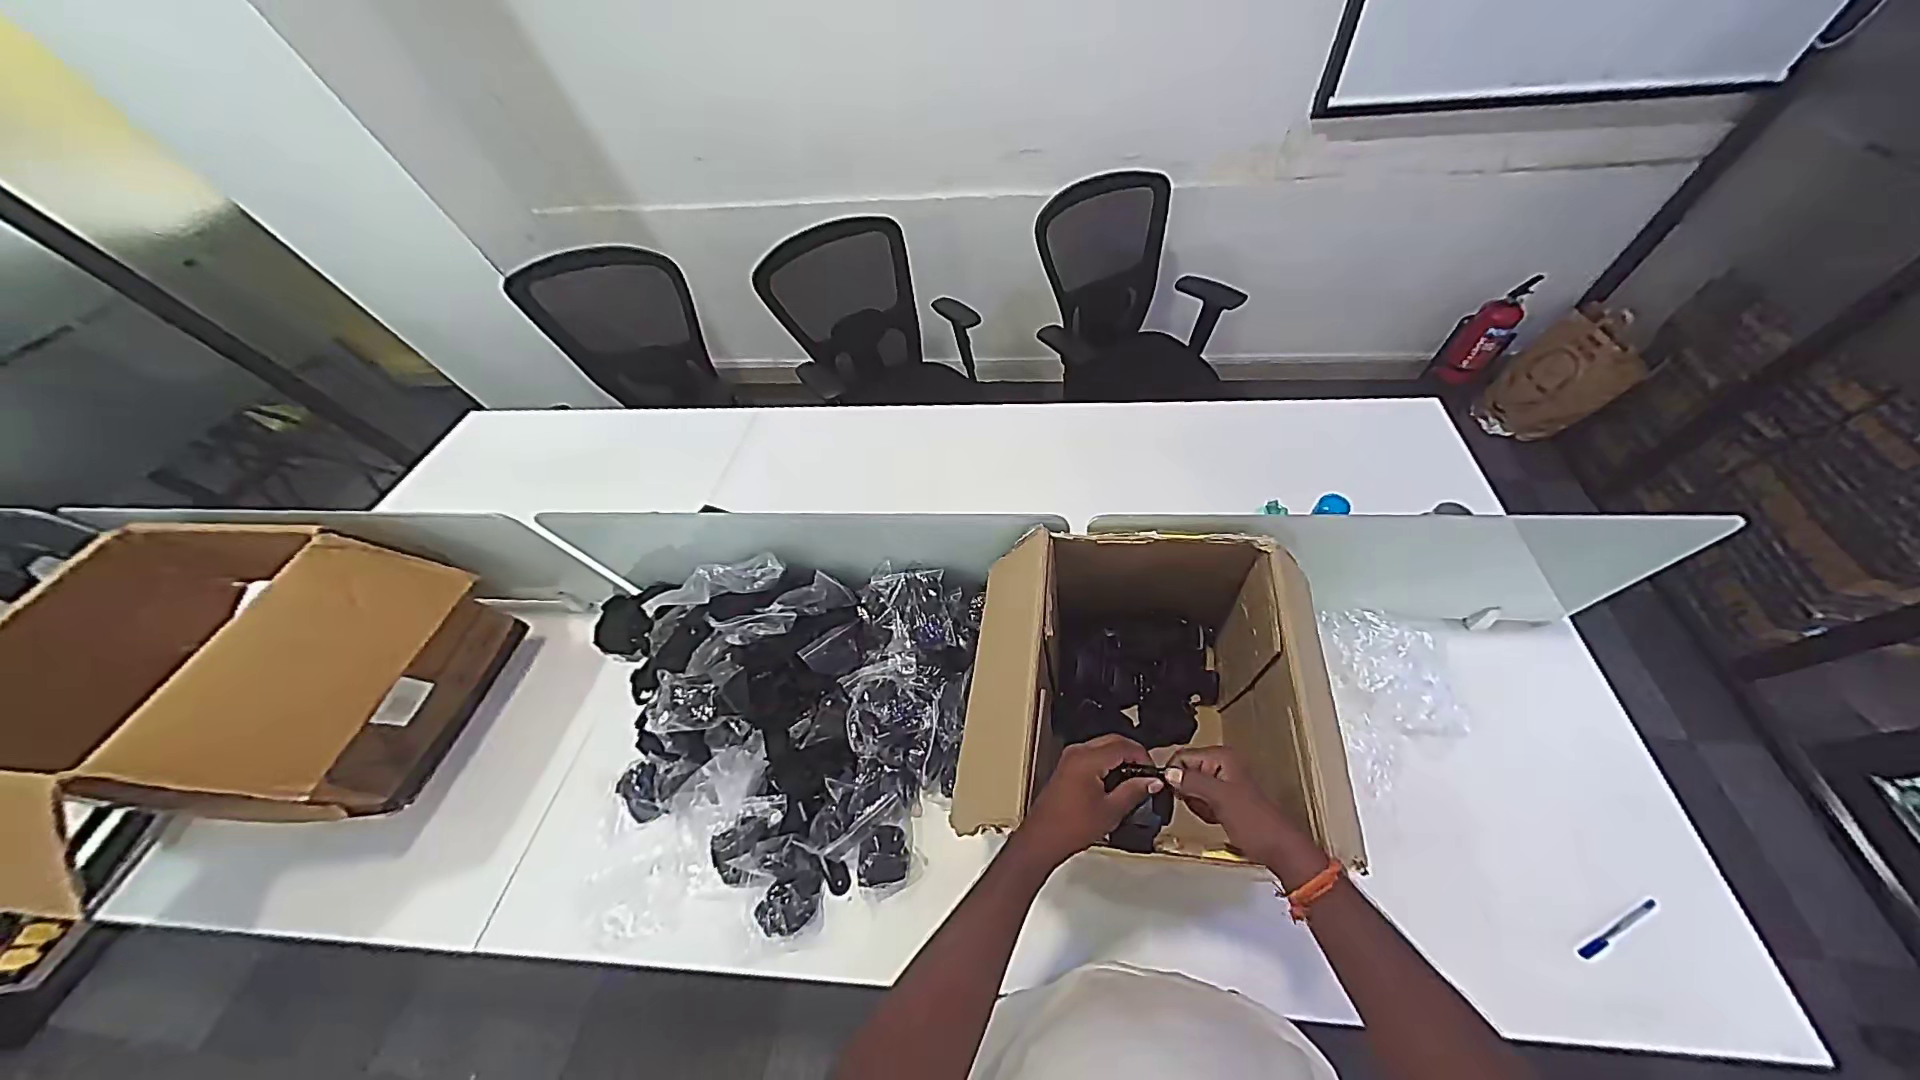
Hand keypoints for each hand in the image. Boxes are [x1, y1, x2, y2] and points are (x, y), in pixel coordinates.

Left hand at [1009, 735, 1162, 871]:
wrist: (1044, 838)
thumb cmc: (1069, 827)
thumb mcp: (1112, 810)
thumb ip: (1134, 791)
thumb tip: (1150, 781)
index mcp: (1087, 759)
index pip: (1123, 745)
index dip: (1143, 756)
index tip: (1153, 771)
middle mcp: (1076, 753)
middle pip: (1112, 741)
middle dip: (1133, 754)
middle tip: (1147, 774)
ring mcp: (1069, 759)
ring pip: (1102, 747)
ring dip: (1120, 758)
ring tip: (1134, 780)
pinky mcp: (1067, 767)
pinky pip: (1092, 755)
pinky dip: (1107, 763)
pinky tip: (1115, 783)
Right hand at [1165, 747, 1325, 883]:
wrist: (1278, 850)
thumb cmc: (1259, 824)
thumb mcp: (1220, 798)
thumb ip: (1192, 781)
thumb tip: (1169, 773)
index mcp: (1222, 757)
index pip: (1182, 756)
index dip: (1176, 775)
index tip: (1180, 791)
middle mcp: (1222, 765)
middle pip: (1185, 772)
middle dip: (1189, 792)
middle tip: (1205, 804)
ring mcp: (1223, 782)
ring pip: (1190, 789)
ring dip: (1197, 804)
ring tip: (1214, 812)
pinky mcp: (1223, 798)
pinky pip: (1199, 801)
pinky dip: (1204, 811)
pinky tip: (1217, 817)